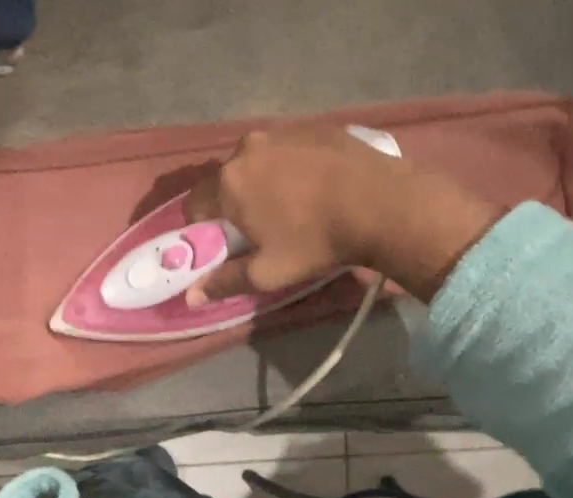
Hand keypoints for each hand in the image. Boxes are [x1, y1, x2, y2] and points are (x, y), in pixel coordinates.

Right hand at [184, 126, 503, 303]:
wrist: (382, 203)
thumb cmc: (314, 241)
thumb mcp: (265, 273)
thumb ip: (223, 282)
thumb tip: (190, 296)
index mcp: (229, 182)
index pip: (195, 204)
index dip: (204, 228)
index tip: (225, 244)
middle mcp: (248, 148)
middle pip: (226, 180)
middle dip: (234, 203)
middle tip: (259, 229)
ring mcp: (283, 131)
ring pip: (257, 162)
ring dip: (263, 183)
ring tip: (290, 208)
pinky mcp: (314, 126)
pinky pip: (288, 150)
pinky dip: (291, 168)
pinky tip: (314, 189)